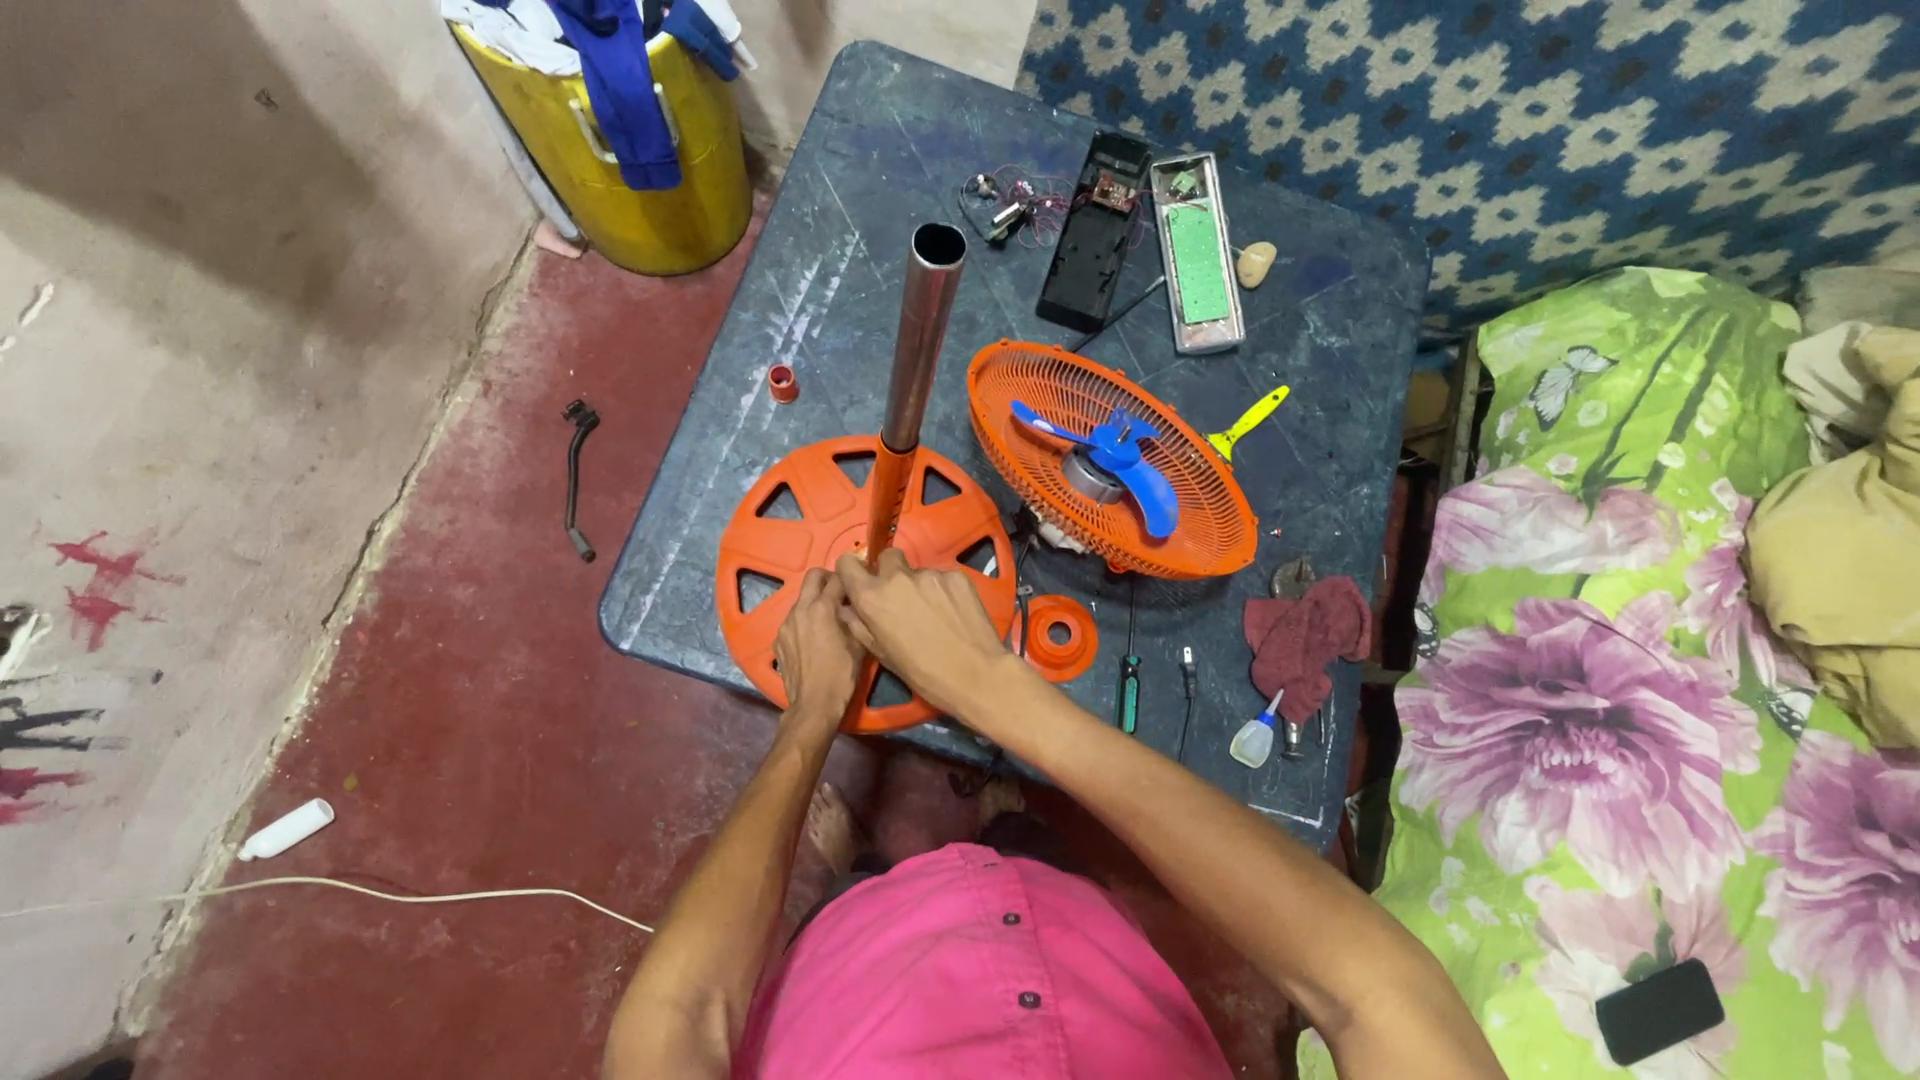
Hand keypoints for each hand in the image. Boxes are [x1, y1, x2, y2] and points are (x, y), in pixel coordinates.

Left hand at [774, 569, 864, 722]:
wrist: (813, 704)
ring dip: (814, 601)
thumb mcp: (859, 644)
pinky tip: (813, 639)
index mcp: (822, 608)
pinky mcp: (778, 640)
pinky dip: (804, 621)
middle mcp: (800, 610)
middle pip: (812, 577)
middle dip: (827, 578)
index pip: (837, 579)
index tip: (857, 584)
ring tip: (827, 619)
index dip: (850, 579)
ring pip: (801, 599)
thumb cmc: (841, 674)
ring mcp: (785, 624)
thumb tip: (855, 605)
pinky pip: (792, 621)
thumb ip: (856, 618)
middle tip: (839, 592)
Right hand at [834, 549, 1016, 717]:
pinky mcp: (957, 576)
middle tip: (901, 598)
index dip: (853, 572)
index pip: (847, 562)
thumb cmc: (922, 673)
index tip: (862, 584)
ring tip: (934, 614)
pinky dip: (943, 591)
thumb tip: (847, 608)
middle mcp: (897, 577)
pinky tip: (953, 613)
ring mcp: (930, 573)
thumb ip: (859, 625)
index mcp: (872, 597)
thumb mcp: (882, 655)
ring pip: (918, 571)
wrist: (975, 674)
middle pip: (887, 557)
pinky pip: (943, 578)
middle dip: (890, 572)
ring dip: (920, 586)